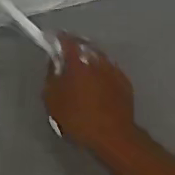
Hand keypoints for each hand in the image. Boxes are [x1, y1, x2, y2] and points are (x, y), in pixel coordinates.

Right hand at [42, 33, 137, 150]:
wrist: (113, 136)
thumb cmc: (78, 118)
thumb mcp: (52, 99)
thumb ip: (51, 77)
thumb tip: (54, 64)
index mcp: (77, 62)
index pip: (65, 40)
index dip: (55, 37)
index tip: (49, 39)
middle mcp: (97, 60)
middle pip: (83, 45)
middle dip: (73, 47)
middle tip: (64, 55)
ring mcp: (113, 70)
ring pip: (98, 56)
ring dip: (88, 58)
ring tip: (81, 69)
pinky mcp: (125, 82)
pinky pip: (109, 69)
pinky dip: (100, 71)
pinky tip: (97, 83)